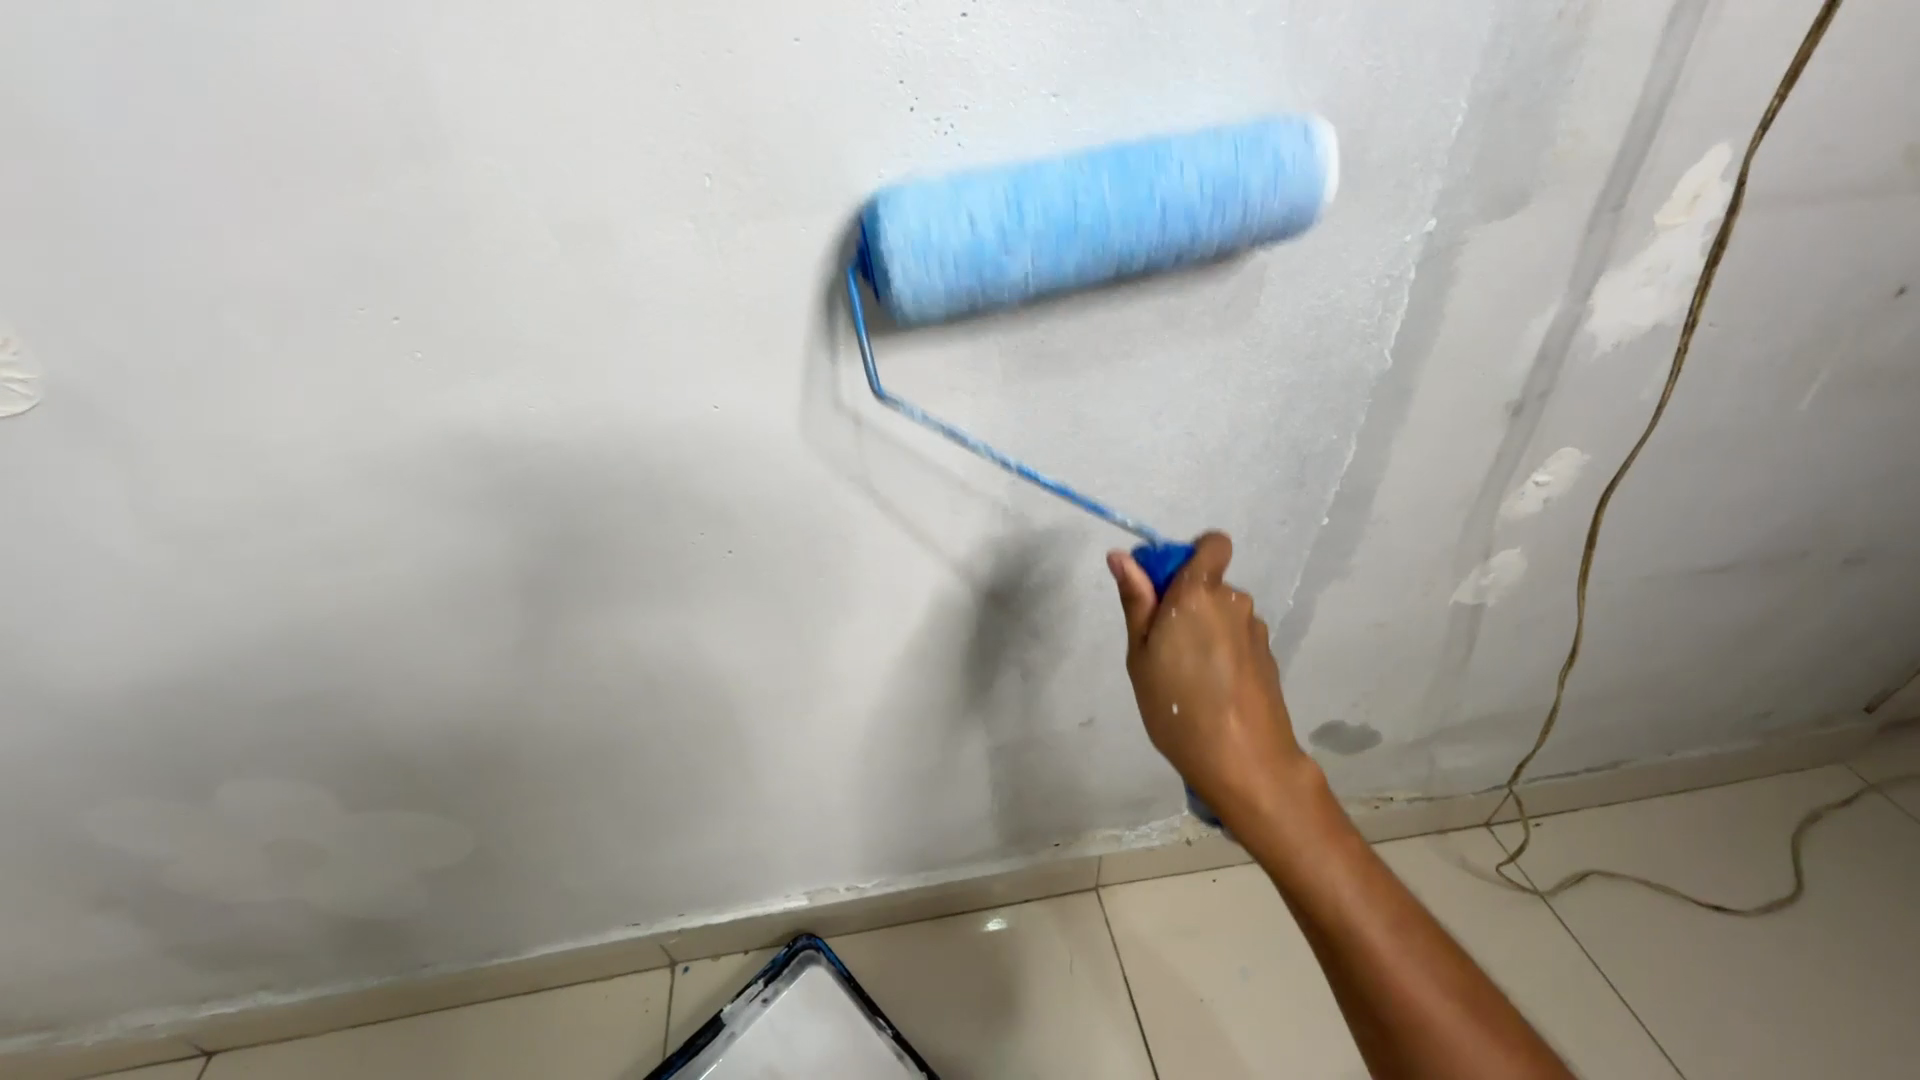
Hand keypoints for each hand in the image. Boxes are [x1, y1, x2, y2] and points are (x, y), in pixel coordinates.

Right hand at [1107, 532, 1308, 824]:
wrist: (1244, 759)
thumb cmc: (1177, 705)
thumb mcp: (1140, 655)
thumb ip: (1136, 601)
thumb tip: (1122, 556)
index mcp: (1198, 593)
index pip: (1211, 544)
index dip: (1189, 556)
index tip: (1164, 588)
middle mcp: (1233, 602)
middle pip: (1210, 583)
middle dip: (1186, 602)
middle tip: (1161, 646)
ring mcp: (1254, 630)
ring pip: (1222, 614)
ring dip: (1204, 630)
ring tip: (1185, 676)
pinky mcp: (1267, 656)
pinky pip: (1235, 639)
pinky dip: (1221, 652)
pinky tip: (1211, 690)